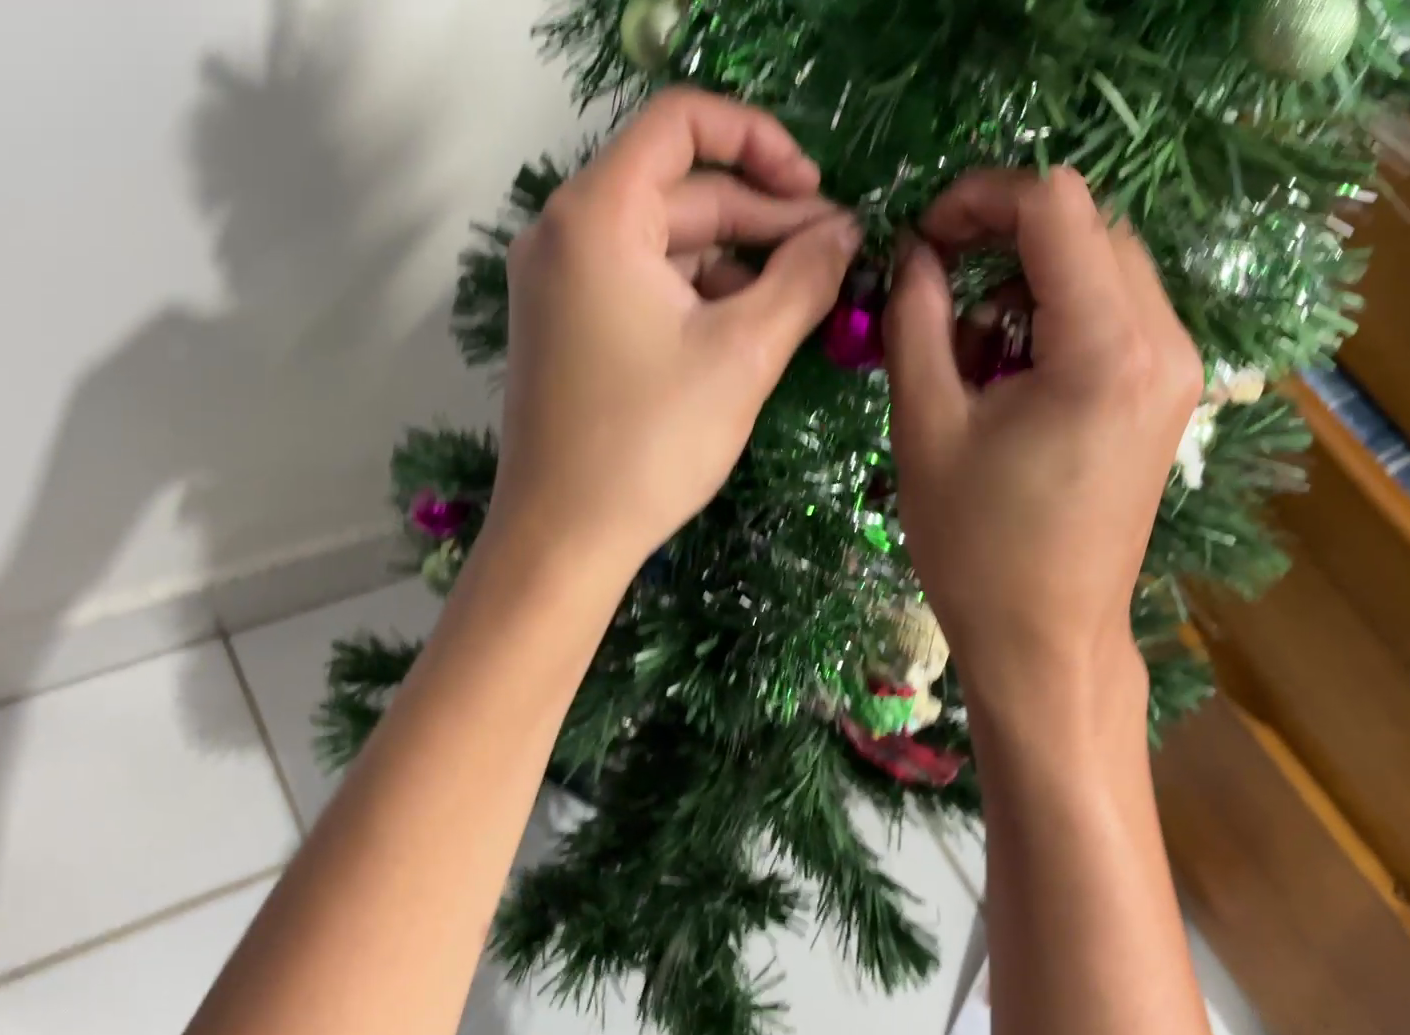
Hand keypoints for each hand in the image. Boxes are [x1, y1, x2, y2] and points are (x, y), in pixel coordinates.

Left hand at [488, 87, 861, 576]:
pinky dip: (700, 293)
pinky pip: (644, 282)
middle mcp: (565, 231)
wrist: (562, 537)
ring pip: (667, 242)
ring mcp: (561, 280)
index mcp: (596, 214)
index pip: (682, 122)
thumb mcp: (743, 353)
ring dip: (739, 261)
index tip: (817, 190)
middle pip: (681, 190)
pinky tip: (753, 323)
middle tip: (839, 255)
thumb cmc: (651, 442)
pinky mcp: (568, 323)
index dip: (760, 140)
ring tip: (808, 295)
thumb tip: (849, 231)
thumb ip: (805, 277)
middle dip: (764, 217)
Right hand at [885, 168, 1201, 742]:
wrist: (1045, 641)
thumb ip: (915, 319)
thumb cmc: (976, 546)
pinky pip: (1116, 314)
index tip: (922, 237)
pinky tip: (1011, 372)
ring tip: (969, 346)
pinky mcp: (1166, 397)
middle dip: (1003, 234)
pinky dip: (1057, 315)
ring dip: (1029, 277)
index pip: (1056, 205)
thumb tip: (914, 252)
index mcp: (1107, 348)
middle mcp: (1165, 343)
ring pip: (1104, 266)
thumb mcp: (925, 426)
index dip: (979, 198)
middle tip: (934, 280)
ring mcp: (1177, 371)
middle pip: (1088, 226)